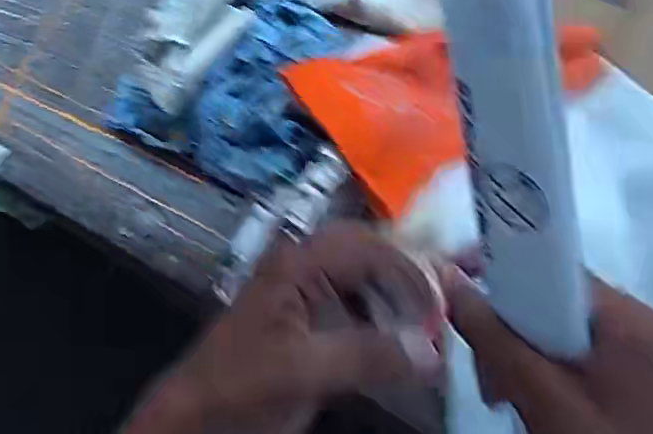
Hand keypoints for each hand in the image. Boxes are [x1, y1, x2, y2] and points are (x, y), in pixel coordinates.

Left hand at [123, 224, 442, 433]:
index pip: (363, 245)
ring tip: (432, 319)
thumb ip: (368, 355)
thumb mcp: (307, 372)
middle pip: (360, 248)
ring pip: (355, 271)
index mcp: (295, 265)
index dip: (410, 264)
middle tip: (450, 296)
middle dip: (405, 266)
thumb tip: (433, 348)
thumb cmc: (246, 384)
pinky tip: (399, 337)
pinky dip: (376, 310)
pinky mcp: (300, 313)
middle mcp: (297, 265)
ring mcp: (297, 287)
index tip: (453, 295)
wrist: (200, 406)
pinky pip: (346, 298)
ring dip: (393, 288)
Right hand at [444, 268, 652, 433]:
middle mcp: (639, 324)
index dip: (490, 265)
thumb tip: (446, 273)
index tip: (453, 283)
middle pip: (542, 296)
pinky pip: (572, 354)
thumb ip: (489, 330)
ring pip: (552, 328)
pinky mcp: (641, 384)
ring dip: (515, 351)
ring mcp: (644, 356)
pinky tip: (532, 399)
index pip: (542, 259)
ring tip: (504, 390)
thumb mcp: (540, 394)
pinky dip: (542, 370)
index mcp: (627, 315)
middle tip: (482, 361)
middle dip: (502, 324)